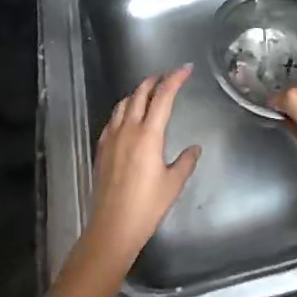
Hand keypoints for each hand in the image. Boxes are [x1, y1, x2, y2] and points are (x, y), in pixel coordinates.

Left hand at [84, 66, 200, 263]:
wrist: (112, 227)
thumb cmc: (147, 206)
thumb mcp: (173, 184)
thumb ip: (185, 162)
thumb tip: (195, 148)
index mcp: (149, 134)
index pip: (163, 96)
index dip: (175, 79)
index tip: (186, 69)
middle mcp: (128, 129)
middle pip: (140, 93)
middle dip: (155, 79)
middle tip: (168, 76)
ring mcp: (112, 137)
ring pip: (124, 103)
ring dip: (138, 92)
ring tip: (150, 92)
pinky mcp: (102, 148)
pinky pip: (113, 118)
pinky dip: (125, 109)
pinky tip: (129, 116)